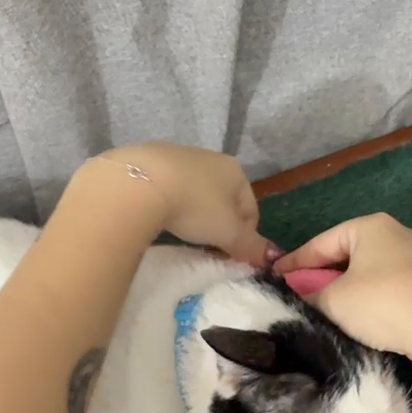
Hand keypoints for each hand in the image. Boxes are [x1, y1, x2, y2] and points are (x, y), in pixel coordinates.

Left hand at [87, 144, 274, 266]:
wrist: (140, 184)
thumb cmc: (194, 207)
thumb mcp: (227, 232)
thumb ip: (251, 246)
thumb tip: (272, 257)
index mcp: (235, 171)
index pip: (250, 208)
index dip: (245, 235)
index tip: (231, 254)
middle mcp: (211, 157)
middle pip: (223, 198)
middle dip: (218, 222)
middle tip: (207, 245)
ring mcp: (179, 155)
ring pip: (195, 190)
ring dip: (193, 211)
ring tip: (181, 231)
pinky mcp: (149, 159)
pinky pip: (168, 186)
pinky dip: (169, 201)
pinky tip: (159, 215)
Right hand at [273, 213, 411, 356]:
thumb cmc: (382, 303)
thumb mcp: (333, 301)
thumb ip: (309, 296)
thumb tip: (297, 299)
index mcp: (370, 225)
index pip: (320, 243)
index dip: (293, 264)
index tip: (273, 279)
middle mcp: (396, 231)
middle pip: (346, 254)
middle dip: (321, 275)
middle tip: (298, 295)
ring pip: (368, 269)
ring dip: (345, 287)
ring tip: (326, 308)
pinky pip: (388, 283)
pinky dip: (369, 296)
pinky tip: (361, 315)